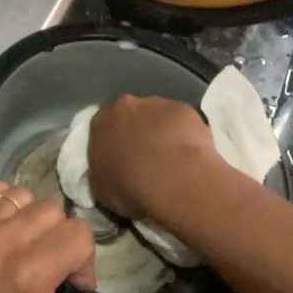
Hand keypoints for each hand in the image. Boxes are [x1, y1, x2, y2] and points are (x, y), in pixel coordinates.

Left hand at [0, 180, 167, 292]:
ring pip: (20, 195)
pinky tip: (0, 229)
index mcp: (30, 272)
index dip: (82, 262)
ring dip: (28, 220)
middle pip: (52, 210)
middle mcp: (1, 240)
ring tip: (21, 253)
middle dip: (58, 240)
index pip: (79, 233)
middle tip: (46, 274)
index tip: (68, 290)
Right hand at [87, 94, 225, 223]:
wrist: (173, 181)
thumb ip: (102, 170)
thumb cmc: (130, 187)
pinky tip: (192, 157)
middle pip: (132, 115)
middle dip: (139, 132)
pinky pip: (184, 123)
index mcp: (101, 121)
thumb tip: (109, 171)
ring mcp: (158, 104)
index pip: (104, 126)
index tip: (123, 159)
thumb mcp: (101, 188)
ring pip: (159, 117)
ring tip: (174, 160)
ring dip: (163, 132)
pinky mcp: (185, 109)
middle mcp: (126, 104)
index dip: (114, 141)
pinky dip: (187, 136)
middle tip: (149, 158)